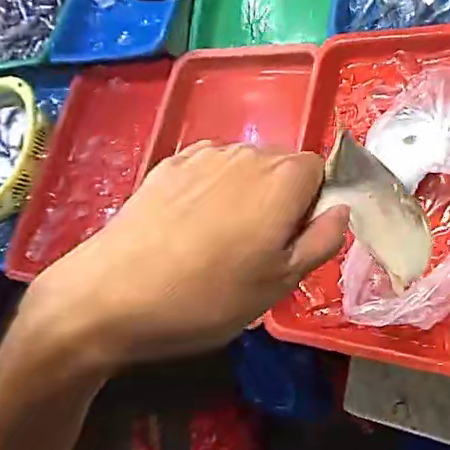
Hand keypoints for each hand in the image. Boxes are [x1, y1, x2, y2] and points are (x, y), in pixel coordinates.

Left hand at [19, 142, 349, 376]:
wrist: (109, 295)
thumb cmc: (206, 297)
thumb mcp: (279, 283)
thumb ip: (322, 240)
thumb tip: (341, 208)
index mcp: (283, 178)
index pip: (322, 170)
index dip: (314, 205)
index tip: (292, 242)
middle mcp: (247, 153)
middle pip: (284, 165)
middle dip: (283, 198)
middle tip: (258, 249)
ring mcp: (203, 154)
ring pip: (245, 166)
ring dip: (246, 193)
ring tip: (219, 241)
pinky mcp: (167, 163)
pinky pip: (209, 169)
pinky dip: (212, 190)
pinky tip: (189, 228)